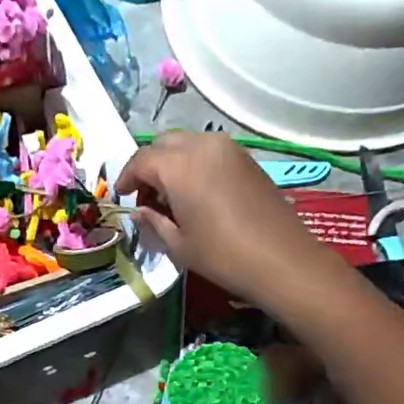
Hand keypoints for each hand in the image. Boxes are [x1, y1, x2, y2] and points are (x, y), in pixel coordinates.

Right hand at [116, 132, 349, 313]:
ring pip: (189, 144)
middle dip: (150, 166)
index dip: (127, 177)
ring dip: (174, 164)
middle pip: (164, 144)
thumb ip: (155, 222)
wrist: (282, 260)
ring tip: (172, 198)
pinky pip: (211, 152)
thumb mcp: (180, 245)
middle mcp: (202, 145)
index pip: (141, 160)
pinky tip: (197, 194)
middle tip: (147, 198)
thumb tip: (141, 211)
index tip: (121, 196)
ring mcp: (229, 148)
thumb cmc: (224, 256)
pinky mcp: (247, 158)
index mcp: (179, 165)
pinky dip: (196, 165)